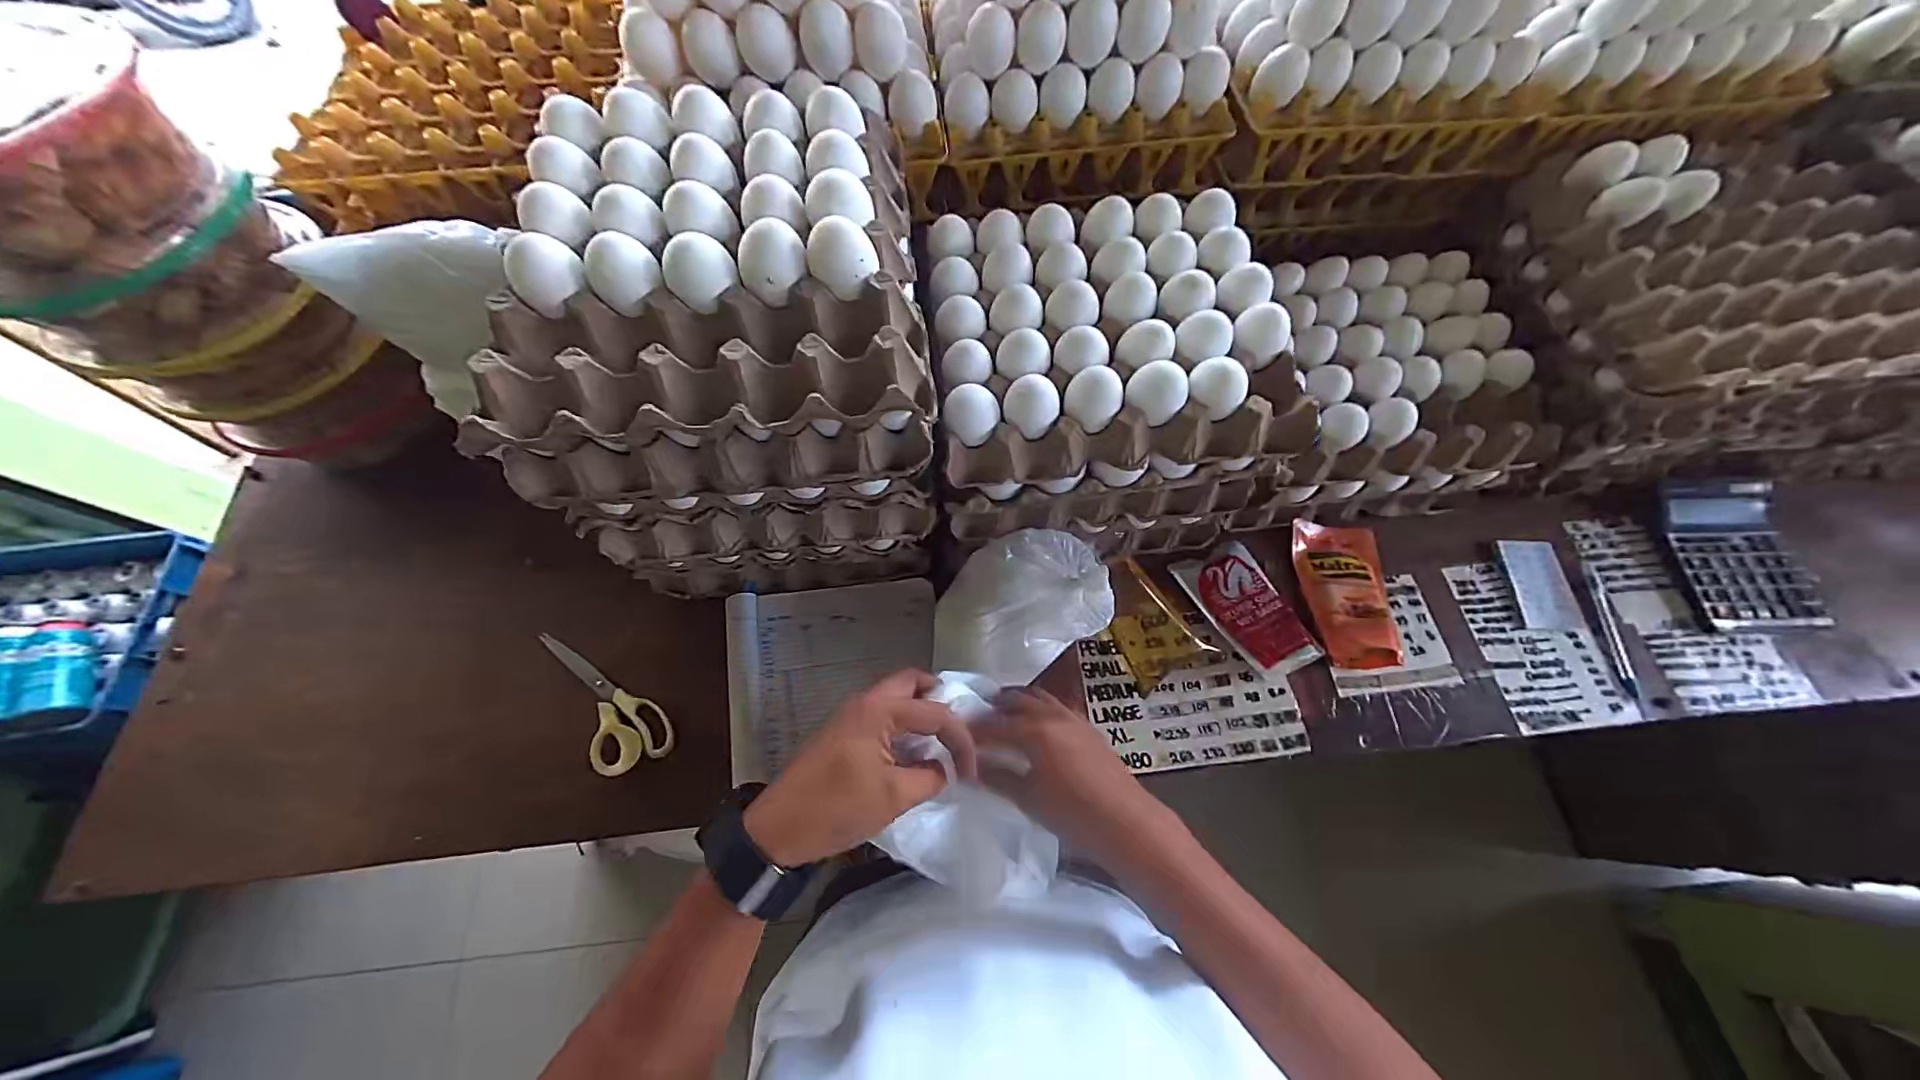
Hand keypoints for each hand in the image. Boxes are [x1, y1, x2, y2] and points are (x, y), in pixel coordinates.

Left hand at [744, 670, 974, 866]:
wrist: (778, 830)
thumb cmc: (836, 809)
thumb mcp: (894, 798)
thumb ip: (930, 777)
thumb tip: (945, 769)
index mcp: (878, 711)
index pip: (935, 711)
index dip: (960, 739)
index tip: (971, 771)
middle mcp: (864, 702)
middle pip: (913, 684)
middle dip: (941, 702)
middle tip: (957, 734)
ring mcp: (851, 716)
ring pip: (896, 699)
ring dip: (921, 715)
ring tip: (941, 747)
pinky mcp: (844, 734)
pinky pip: (883, 718)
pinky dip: (904, 728)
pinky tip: (913, 756)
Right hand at [977, 686, 1171, 862]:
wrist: (1126, 823)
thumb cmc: (1072, 813)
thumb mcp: (1027, 798)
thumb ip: (997, 777)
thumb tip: (971, 768)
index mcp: (1034, 730)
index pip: (993, 726)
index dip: (972, 732)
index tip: (957, 737)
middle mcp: (1054, 717)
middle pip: (1017, 701)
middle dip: (994, 708)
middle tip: (978, 720)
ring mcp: (1075, 720)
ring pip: (1041, 700)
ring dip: (1019, 704)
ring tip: (1005, 717)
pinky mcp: (1090, 731)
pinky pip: (1058, 710)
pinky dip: (1040, 711)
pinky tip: (1037, 730)